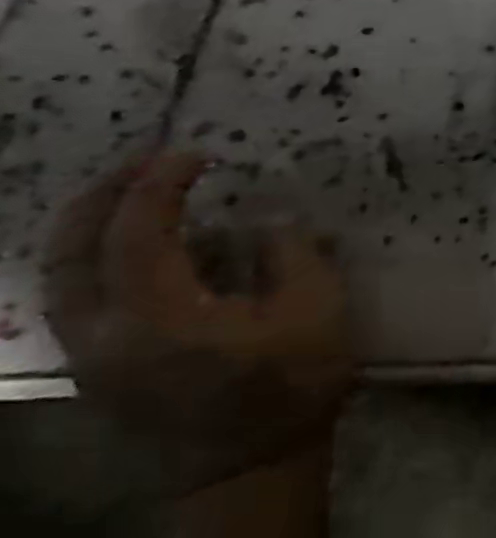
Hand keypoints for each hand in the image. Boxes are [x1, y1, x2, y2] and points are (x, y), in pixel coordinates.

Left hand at [42, 153, 349, 490]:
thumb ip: (289, 256)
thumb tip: (269, 219)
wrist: (251, 459)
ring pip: (62, 277)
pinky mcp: (101, 363)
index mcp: (158, 318)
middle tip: (145, 159)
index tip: (193, 154)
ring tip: (141, 192)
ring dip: (94, 226)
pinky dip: (103, 256)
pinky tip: (153, 246)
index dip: (159, 188)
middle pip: (70, 254)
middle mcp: (103, 334)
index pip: (139, 236)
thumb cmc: (293, 379)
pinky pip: (80, 295)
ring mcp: (92, 353)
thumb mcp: (315, 309)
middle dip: (100, 198)